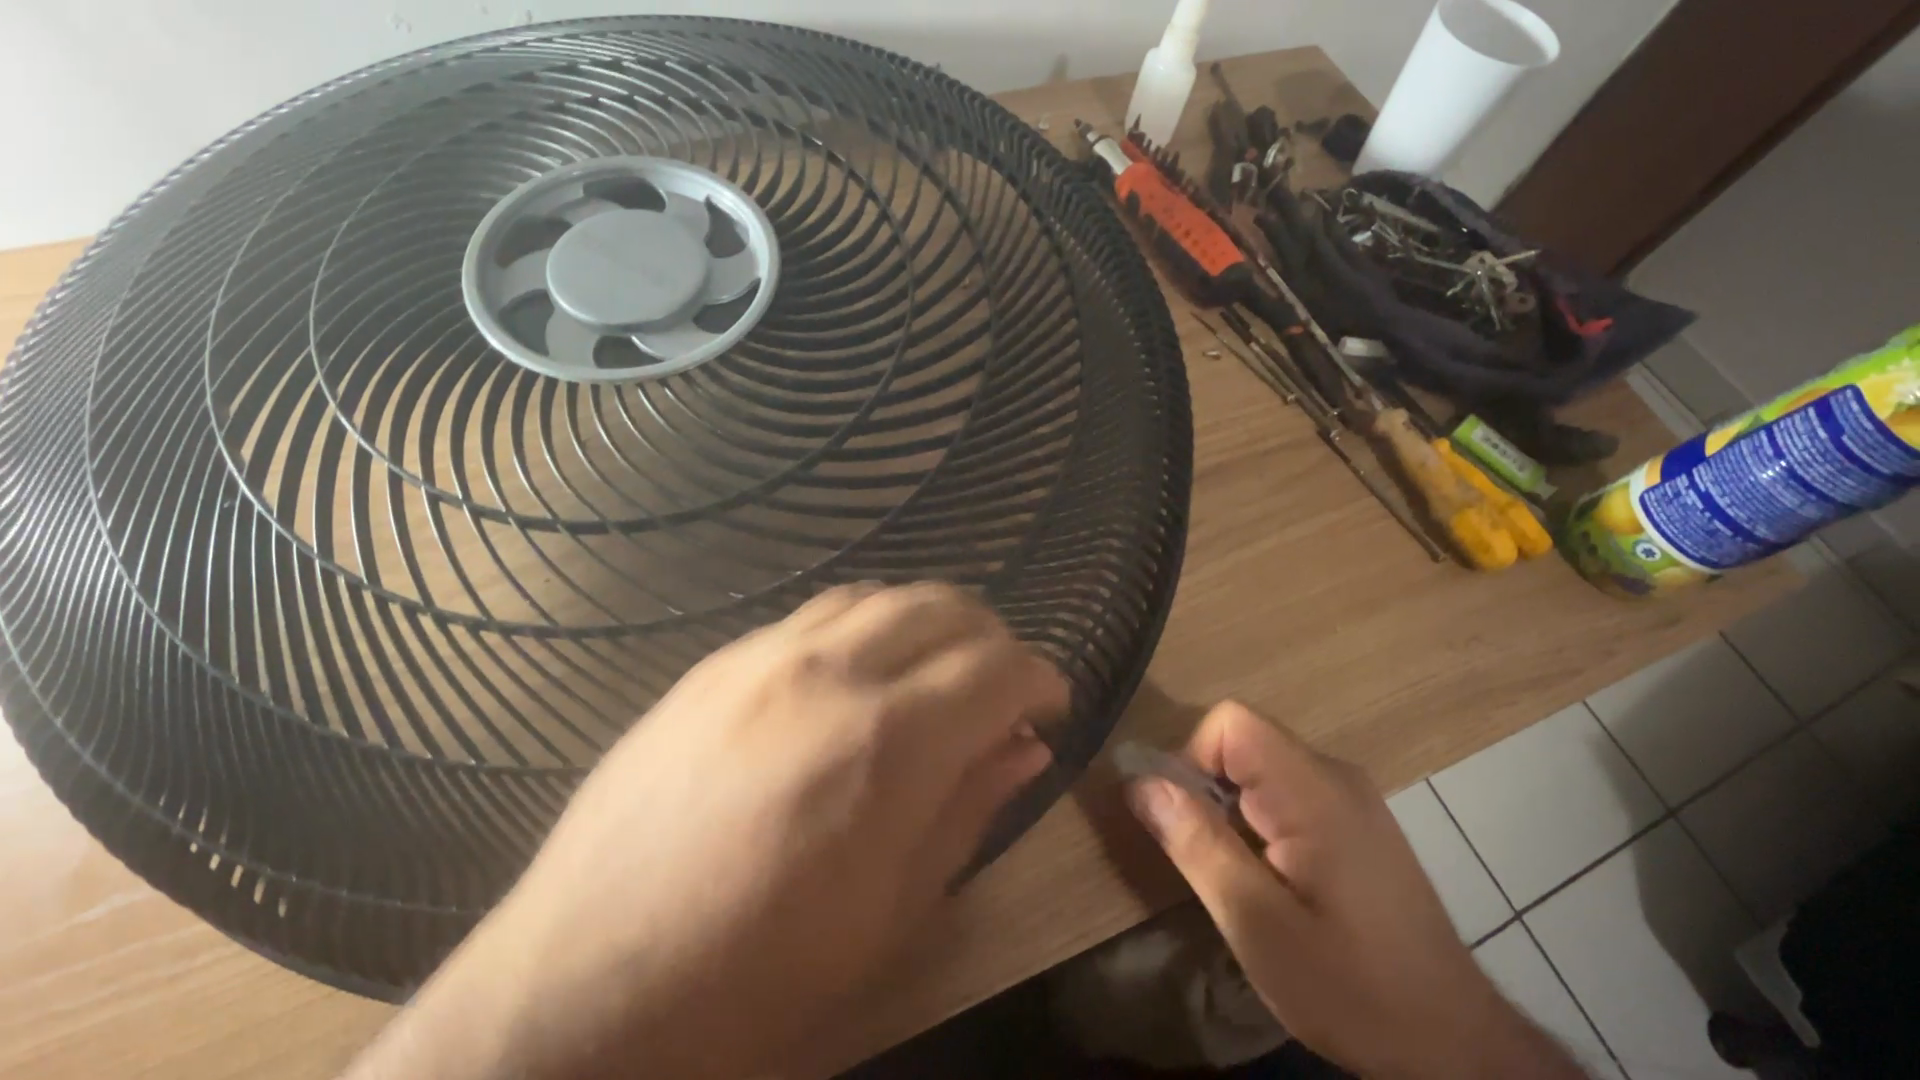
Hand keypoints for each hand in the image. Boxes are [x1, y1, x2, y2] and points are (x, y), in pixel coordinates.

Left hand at [345, 582, 1064, 1079]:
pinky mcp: (706, 668)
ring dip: (924, 622)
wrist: (584, 991)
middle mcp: (826, 673)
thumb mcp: (892, 915)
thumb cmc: (758, 978)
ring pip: (872, 596)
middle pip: (940, 607)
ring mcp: (756, 659)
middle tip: (1002, 690)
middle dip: (992, 640)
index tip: (1050, 707)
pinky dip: (859, 628)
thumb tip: (1024, 746)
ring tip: (935, 672)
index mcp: (887, 741)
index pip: (997, 665)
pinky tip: (854, 676)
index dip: (1040, 678)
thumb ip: (968, 811)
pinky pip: (807, 617)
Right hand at [1126, 702, 1584, 1079]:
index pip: (1230, 723)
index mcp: (1314, 791)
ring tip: (1239, 881)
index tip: (1186, 826)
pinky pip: (1288, 794)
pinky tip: (1273, 884)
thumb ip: (1197, 844)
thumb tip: (1140, 783)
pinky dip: (1259, 824)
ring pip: (1263, 769)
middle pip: (1245, 742)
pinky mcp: (1358, 824)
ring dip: (1231, 812)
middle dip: (1207, 790)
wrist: (1451, 1041)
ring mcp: (1353, 800)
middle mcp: (1337, 777)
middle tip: (1208, 864)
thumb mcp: (1256, 923)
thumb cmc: (1351, 987)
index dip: (1190, 760)